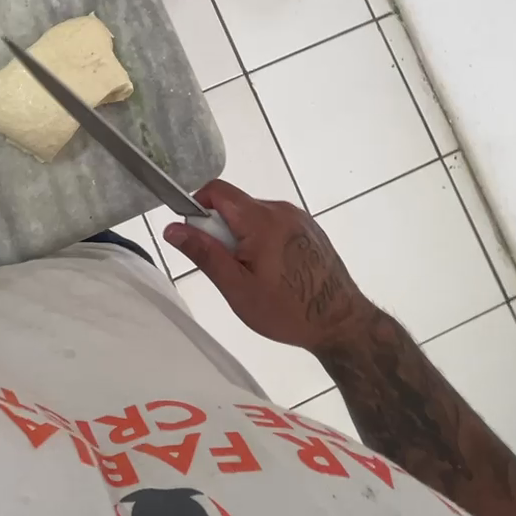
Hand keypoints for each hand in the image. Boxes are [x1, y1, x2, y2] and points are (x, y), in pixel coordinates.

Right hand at [163, 180, 376, 356]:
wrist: (342, 325)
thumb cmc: (286, 310)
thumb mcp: (236, 287)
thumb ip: (204, 253)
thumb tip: (172, 228)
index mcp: (260, 219)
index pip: (216, 190)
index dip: (198, 207)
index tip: (199, 238)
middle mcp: (280, 209)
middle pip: (234, 204)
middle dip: (221, 229)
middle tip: (229, 267)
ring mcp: (298, 217)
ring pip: (253, 214)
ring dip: (243, 235)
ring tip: (253, 273)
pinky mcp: (310, 228)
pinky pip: (273, 222)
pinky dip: (263, 238)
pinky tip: (274, 270)